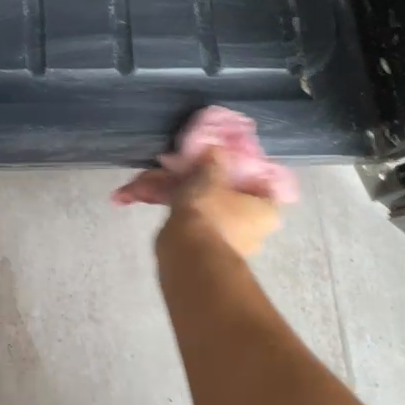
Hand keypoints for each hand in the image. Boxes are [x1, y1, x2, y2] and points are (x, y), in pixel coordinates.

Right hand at [128, 151, 283, 257]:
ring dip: (172, 192)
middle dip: (193, 179)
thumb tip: (215, 149)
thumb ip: (214, 160)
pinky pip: (187, 220)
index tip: (219, 157)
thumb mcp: (211, 175)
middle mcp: (252, 229)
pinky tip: (139, 195)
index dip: (238, 167)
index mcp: (265, 211)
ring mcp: (225, 241)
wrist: (187, 255)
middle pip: (223, 194)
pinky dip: (168, 207)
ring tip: (145, 182)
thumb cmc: (210, 211)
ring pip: (199, 207)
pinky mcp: (201, 249)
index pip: (260, 183)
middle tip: (175, 165)